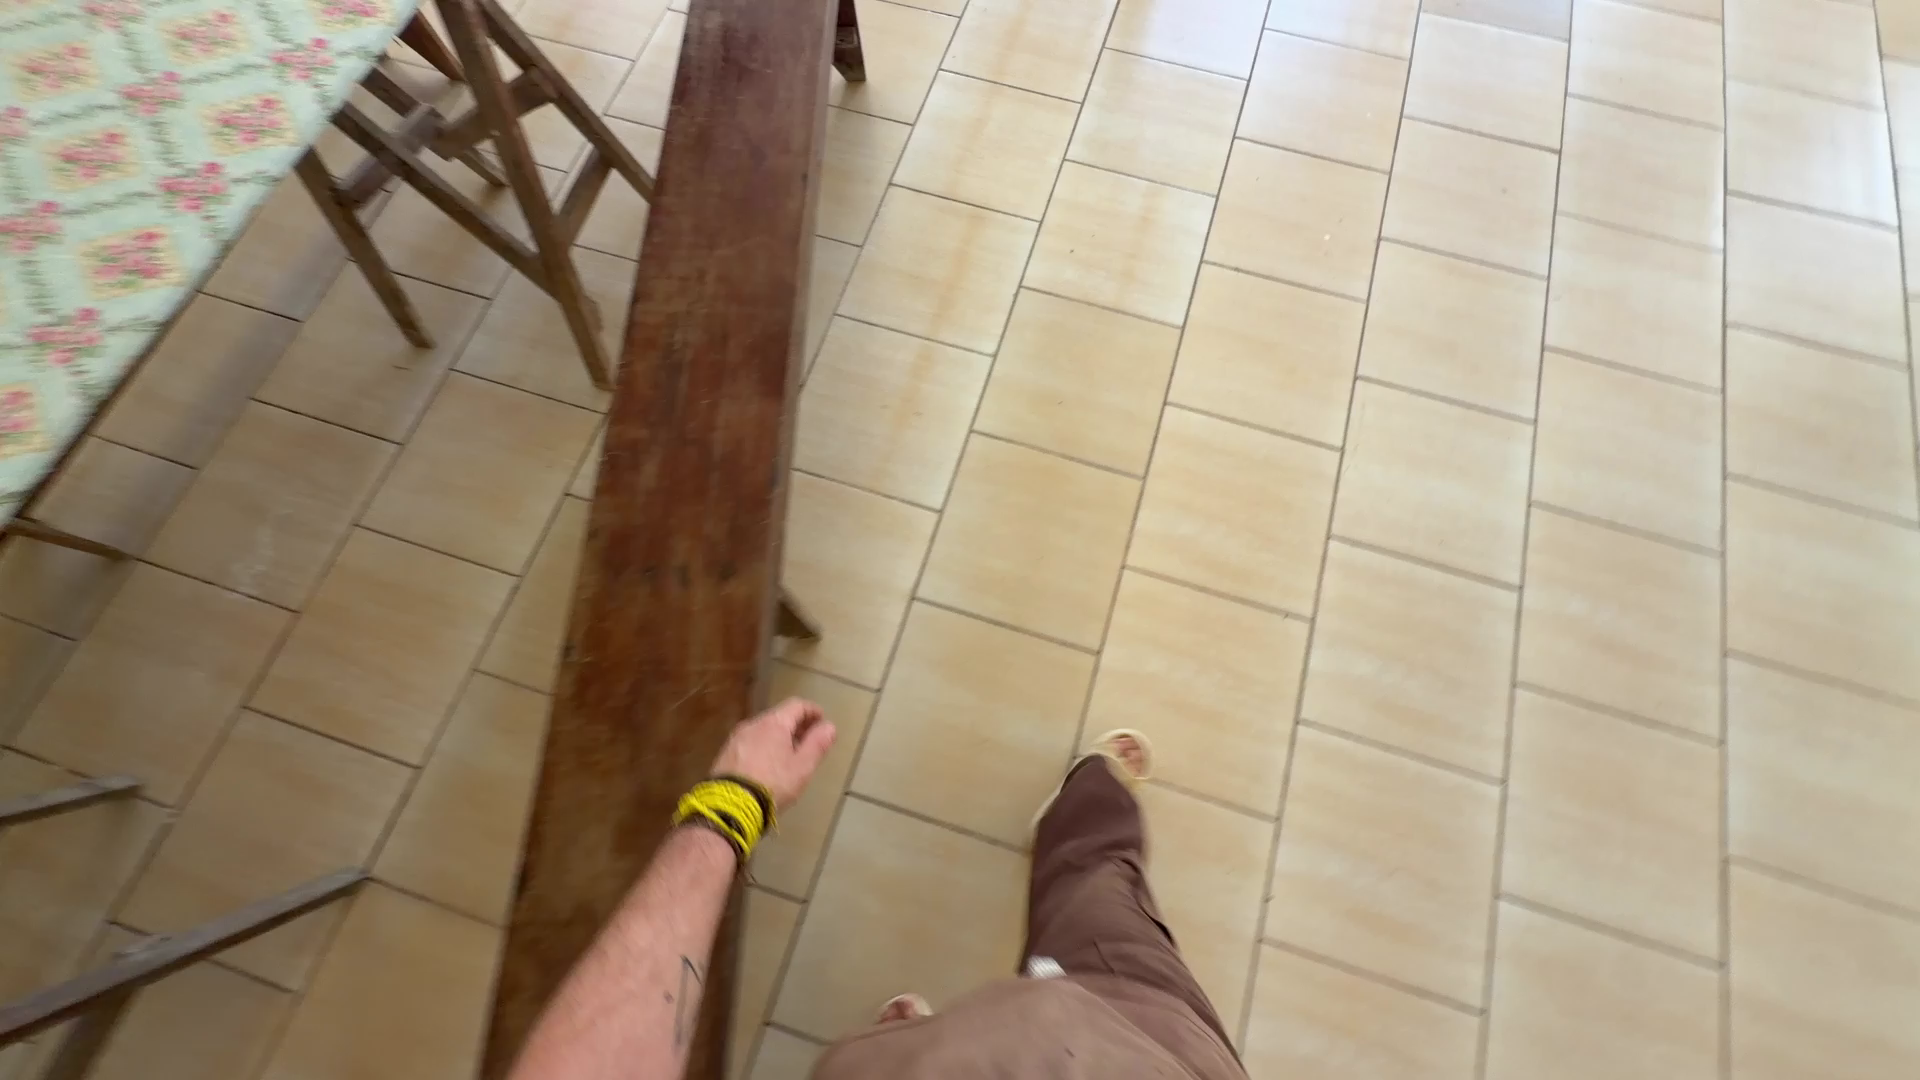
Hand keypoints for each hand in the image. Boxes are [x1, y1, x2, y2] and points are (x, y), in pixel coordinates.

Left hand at [711, 698, 835, 809]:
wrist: (729, 807)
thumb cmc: (772, 784)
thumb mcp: (802, 767)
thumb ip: (817, 744)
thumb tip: (829, 726)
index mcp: (774, 723)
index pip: (797, 705)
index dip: (812, 711)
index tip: (822, 722)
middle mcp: (753, 724)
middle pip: (779, 716)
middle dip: (796, 725)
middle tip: (808, 741)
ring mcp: (736, 738)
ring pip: (763, 729)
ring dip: (779, 736)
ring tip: (788, 755)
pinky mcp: (725, 753)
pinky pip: (751, 742)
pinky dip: (764, 746)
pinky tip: (767, 765)